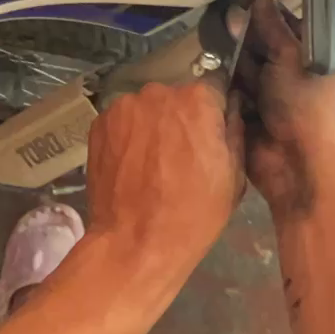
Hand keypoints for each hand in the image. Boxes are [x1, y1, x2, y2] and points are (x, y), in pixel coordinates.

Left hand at [85, 80, 242, 277]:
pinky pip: (122, 121)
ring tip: (151, 161)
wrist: (134, 244)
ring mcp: (125, 105)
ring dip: (152, 124)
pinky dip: (127, 135)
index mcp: (198, 99)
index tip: (210, 134)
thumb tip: (231, 105)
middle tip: (179, 153)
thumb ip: (234, 131)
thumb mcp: (233, 176)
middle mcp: (160, 91)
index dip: (214, 112)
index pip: (214, 89)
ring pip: (147, 107)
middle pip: (177, 96)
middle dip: (181, 117)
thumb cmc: (193, 213)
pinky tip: (130, 163)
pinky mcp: (99, 122)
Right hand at [233, 0, 334, 218]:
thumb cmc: (304, 107)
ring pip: (241, 66)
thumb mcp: (292, 59)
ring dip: (230, 55)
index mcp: (309, 59)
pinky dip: (221, 80)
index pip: (286, 26)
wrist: (296, 168)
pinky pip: (228, 89)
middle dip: (243, 33)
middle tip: (223, 12)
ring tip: (212, 34)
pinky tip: (206, 61)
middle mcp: (287, 74)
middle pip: (260, 45)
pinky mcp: (242, 113)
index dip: (267, 9)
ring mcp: (264, 95)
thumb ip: (274, 27)